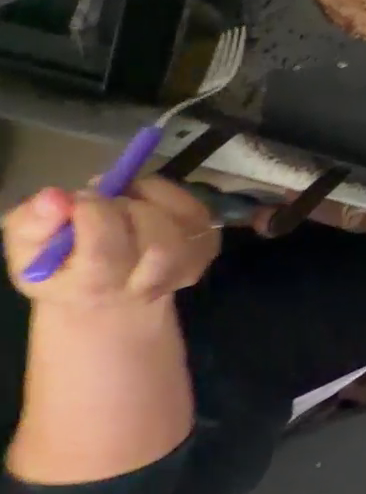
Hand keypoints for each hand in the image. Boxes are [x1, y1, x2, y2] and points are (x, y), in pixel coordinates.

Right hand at [3, 178, 218, 313]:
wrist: (111, 296)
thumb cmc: (60, 269)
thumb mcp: (28, 252)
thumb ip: (32, 225)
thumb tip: (55, 197)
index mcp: (95, 286)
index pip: (105, 249)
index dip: (95, 214)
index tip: (81, 198)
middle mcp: (148, 283)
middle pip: (158, 241)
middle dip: (129, 207)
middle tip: (104, 197)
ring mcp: (187, 267)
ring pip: (185, 224)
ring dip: (154, 199)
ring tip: (125, 198)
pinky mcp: (209, 249)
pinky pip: (200, 214)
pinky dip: (174, 198)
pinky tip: (147, 202)